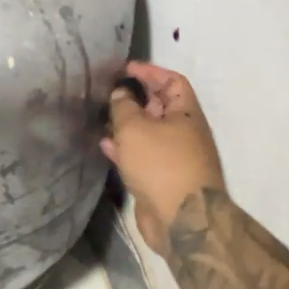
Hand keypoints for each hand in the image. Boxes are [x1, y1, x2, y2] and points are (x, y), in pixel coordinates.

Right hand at [102, 61, 225, 258]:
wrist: (180, 219)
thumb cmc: (160, 164)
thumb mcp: (135, 128)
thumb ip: (123, 106)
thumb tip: (120, 94)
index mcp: (186, 114)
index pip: (172, 82)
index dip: (151, 71)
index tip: (126, 69)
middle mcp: (184, 133)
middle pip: (160, 107)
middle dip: (136, 98)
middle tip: (108, 93)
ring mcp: (174, 158)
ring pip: (149, 133)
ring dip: (127, 125)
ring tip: (102, 118)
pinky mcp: (162, 179)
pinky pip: (142, 156)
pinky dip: (125, 149)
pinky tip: (105, 146)